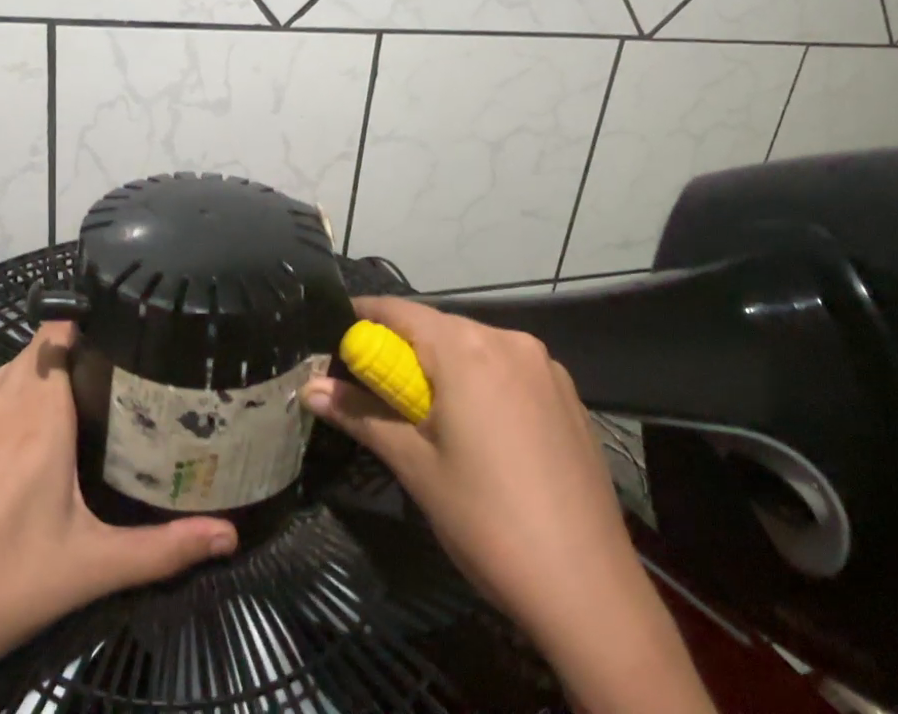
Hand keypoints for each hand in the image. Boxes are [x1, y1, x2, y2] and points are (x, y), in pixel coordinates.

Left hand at [0, 323, 238, 713]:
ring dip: (36, 375)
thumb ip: (165, 549)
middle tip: (119, 374)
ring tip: (81, 400)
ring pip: (3, 375)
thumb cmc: (1, 585)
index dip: (85, 320)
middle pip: (33, 352)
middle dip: (72, 351)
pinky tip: (23, 444)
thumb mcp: (91, 569)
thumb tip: (231, 536)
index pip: (55, 336)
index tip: (125, 330)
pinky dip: (6, 402)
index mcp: (37, 419)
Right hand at [302, 297, 714, 713]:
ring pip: (476, 351)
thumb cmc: (486, 520)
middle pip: (439, 329)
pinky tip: (474, 434)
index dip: (361, 319)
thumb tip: (310, 388)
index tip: (330, 339)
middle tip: (368, 391)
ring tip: (420, 417)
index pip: (400, 311)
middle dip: (400, 352)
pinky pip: (508, 373)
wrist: (586, 585)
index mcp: (469, 350)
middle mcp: (512, 343)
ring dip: (441, 370)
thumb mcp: (415, 466)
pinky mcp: (569, 398)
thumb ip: (362, 416)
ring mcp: (548, 370)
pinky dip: (479, 386)